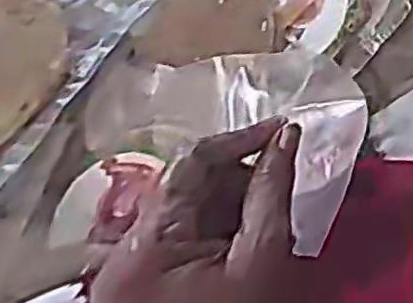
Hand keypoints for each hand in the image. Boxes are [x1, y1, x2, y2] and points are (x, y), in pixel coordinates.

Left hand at [89, 120, 300, 302]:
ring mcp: (130, 270)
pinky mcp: (143, 283)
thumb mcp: (262, 253)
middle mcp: (124, 253)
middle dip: (243, 174)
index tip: (285, 130)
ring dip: (236, 197)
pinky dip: (223, 222)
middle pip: (191, 184)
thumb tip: (288, 134)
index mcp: (145, 247)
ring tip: (268, 213)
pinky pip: (187, 231)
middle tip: (282, 177)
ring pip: (192, 205)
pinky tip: (247, 234)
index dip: (242, 139)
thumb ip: (273, 188)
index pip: (192, 164)